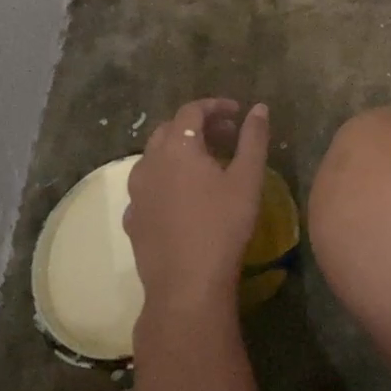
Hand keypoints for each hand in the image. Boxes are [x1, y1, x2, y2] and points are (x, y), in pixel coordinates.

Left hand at [125, 98, 269, 311]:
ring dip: (179, 150)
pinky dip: (167, 177)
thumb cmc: (223, 224)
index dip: (215, 105)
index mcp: (177, 149)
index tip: (238, 112)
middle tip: (226, 135)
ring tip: (207, 163)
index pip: (190, 111)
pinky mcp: (132, 219)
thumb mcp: (248, 177)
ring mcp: (136, 194)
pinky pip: (147, 185)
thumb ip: (253, 138)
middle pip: (168, 130)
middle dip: (197, 125)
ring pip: (154, 157)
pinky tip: (185, 194)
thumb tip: (258, 108)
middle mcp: (149, 165)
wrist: (186, 285)